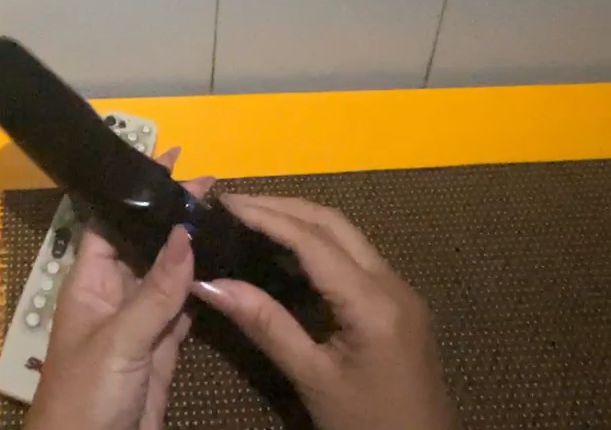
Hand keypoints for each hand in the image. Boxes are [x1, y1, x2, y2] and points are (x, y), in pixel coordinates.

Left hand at [24, 149, 213, 429]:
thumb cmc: (86, 393)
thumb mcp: (119, 339)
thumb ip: (156, 289)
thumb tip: (185, 232)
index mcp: (89, 279)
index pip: (113, 220)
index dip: (136, 190)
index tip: (168, 158)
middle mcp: (114, 293)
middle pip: (144, 243)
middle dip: (171, 215)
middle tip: (211, 186)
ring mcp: (139, 323)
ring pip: (167, 275)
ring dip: (190, 249)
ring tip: (221, 216)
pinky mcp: (160, 351)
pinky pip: (182, 310)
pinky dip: (200, 289)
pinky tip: (220, 266)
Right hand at [190, 195, 456, 429]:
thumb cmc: (368, 427)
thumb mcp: (312, 380)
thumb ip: (265, 325)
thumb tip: (209, 282)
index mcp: (372, 302)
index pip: (311, 240)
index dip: (265, 216)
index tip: (224, 203)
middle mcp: (392, 283)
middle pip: (331, 222)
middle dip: (281, 206)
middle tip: (233, 203)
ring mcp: (400, 290)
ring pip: (346, 233)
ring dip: (300, 217)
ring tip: (253, 215)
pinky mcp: (400, 302)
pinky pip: (355, 253)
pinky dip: (318, 238)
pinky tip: (289, 248)